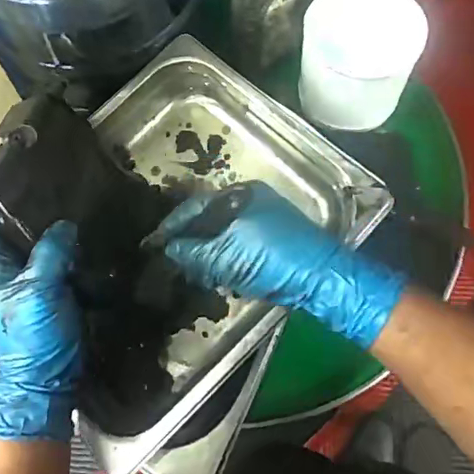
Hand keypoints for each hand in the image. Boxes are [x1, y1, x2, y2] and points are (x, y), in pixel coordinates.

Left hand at [0, 219, 82, 441]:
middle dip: (46, 224)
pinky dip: (74, 259)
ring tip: (87, 220)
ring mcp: (32, 287)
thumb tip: (64, 224)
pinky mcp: (53, 298)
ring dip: (63, 241)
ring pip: (46, 253)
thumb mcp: (38, 289)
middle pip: (24, 239)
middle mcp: (9, 276)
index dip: (15, 211)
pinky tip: (91, 246)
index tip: (43, 193)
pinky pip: (62, 269)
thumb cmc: (34, 335)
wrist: (50, 381)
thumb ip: (50, 251)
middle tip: (73, 203)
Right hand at [157, 183, 404, 347]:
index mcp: (240, 194)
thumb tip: (166, 250)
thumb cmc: (273, 259)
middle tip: (167, 262)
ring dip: (205, 254)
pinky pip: (238, 247)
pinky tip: (215, 278)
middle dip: (187, 242)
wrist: (323, 278)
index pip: (194, 207)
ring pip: (222, 236)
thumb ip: (192, 252)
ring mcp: (264, 222)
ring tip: (189, 273)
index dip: (170, 228)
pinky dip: (224, 260)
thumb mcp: (227, 256)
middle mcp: (251, 202)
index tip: (150, 246)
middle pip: (208, 220)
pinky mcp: (272, 243)